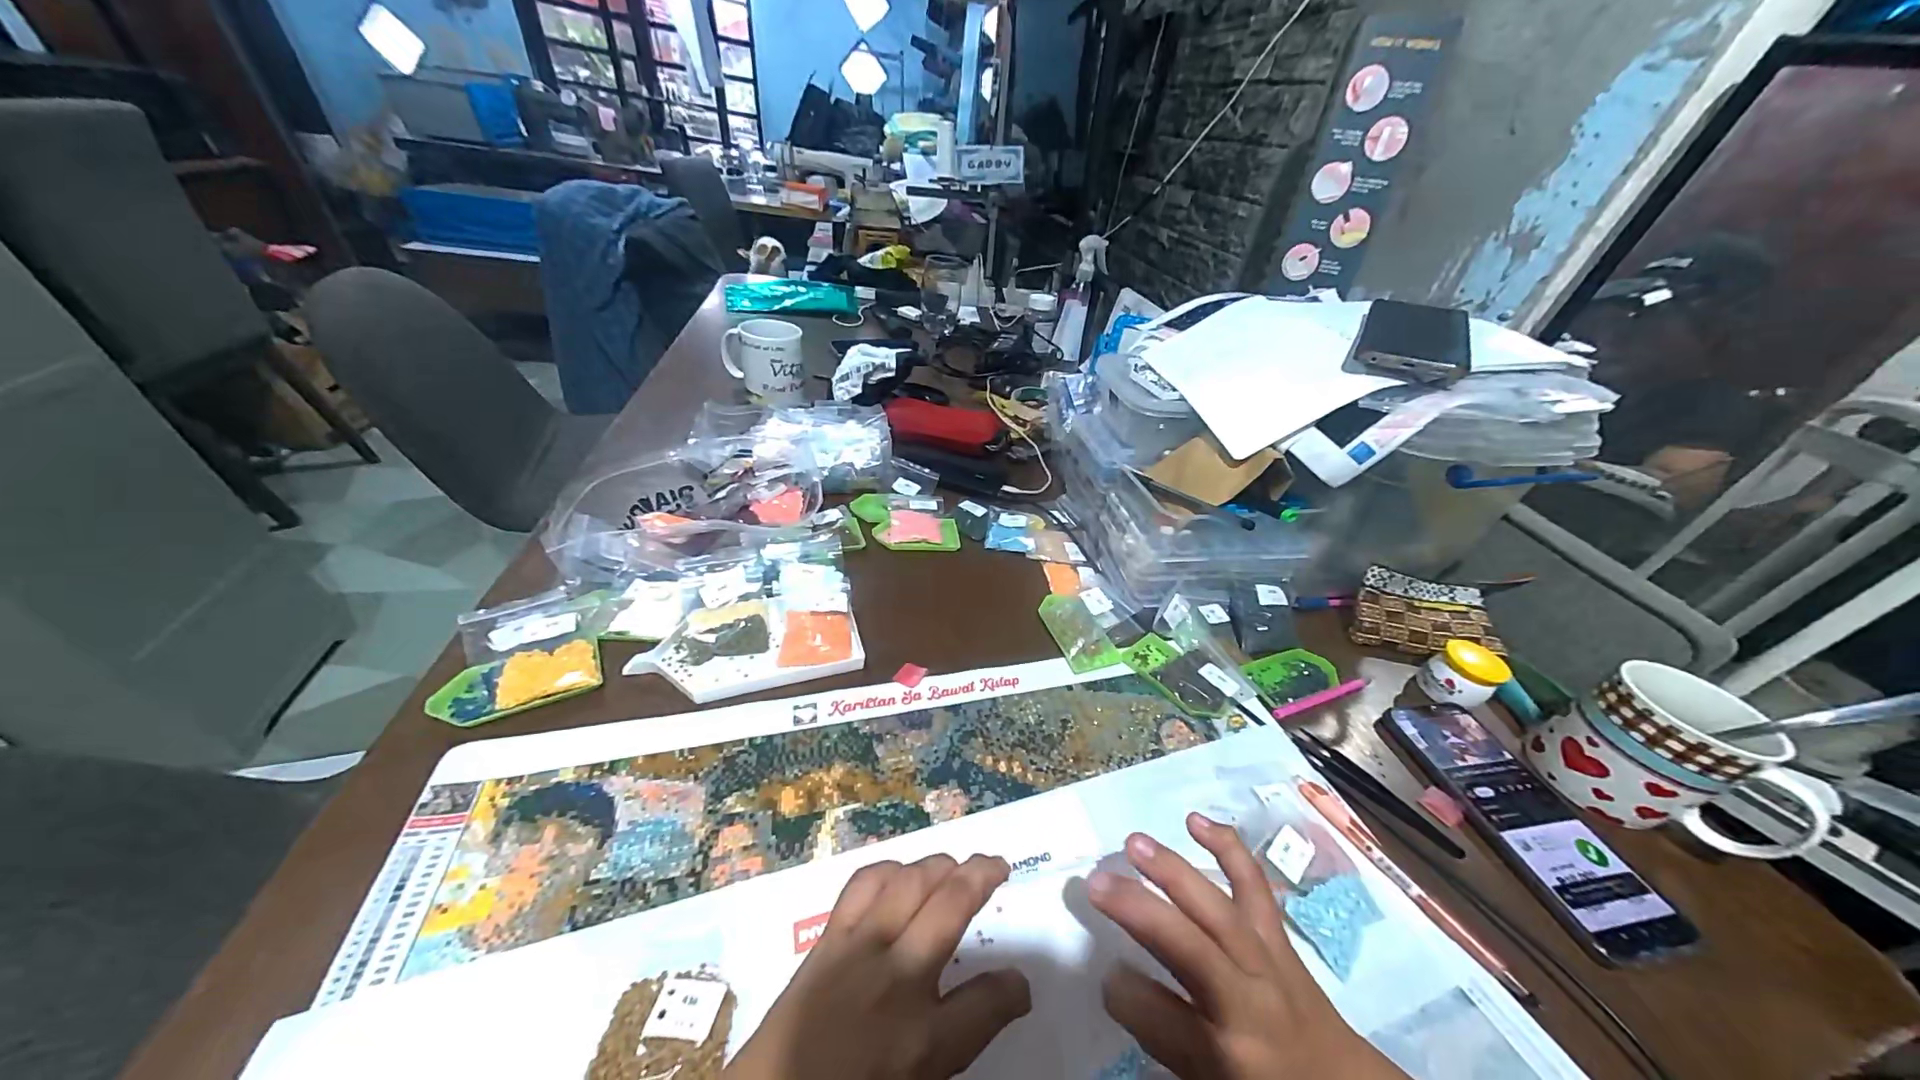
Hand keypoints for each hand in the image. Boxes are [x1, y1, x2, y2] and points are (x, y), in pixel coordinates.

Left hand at [725, 854, 1030, 1079]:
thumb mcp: (920, 1074)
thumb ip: (964, 1030)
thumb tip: (1010, 991)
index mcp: (923, 1038)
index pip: (989, 1001)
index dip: (1012, 986)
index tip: (1019, 980)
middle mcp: (896, 980)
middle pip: (951, 905)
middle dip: (981, 875)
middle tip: (995, 866)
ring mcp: (859, 950)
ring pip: (909, 882)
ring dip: (938, 864)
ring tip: (953, 864)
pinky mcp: (828, 938)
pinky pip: (864, 883)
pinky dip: (890, 868)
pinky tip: (900, 873)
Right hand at [1088, 813, 1407, 1079]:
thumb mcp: (1207, 1079)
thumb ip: (1161, 1035)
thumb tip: (1119, 977)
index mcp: (1223, 1054)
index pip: (1156, 1014)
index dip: (1122, 992)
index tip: (1103, 974)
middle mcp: (1246, 1004)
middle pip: (1189, 948)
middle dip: (1138, 911)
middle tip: (1094, 882)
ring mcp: (1267, 962)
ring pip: (1219, 910)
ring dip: (1174, 870)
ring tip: (1135, 842)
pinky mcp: (1279, 936)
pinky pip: (1255, 887)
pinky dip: (1229, 848)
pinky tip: (1196, 820)